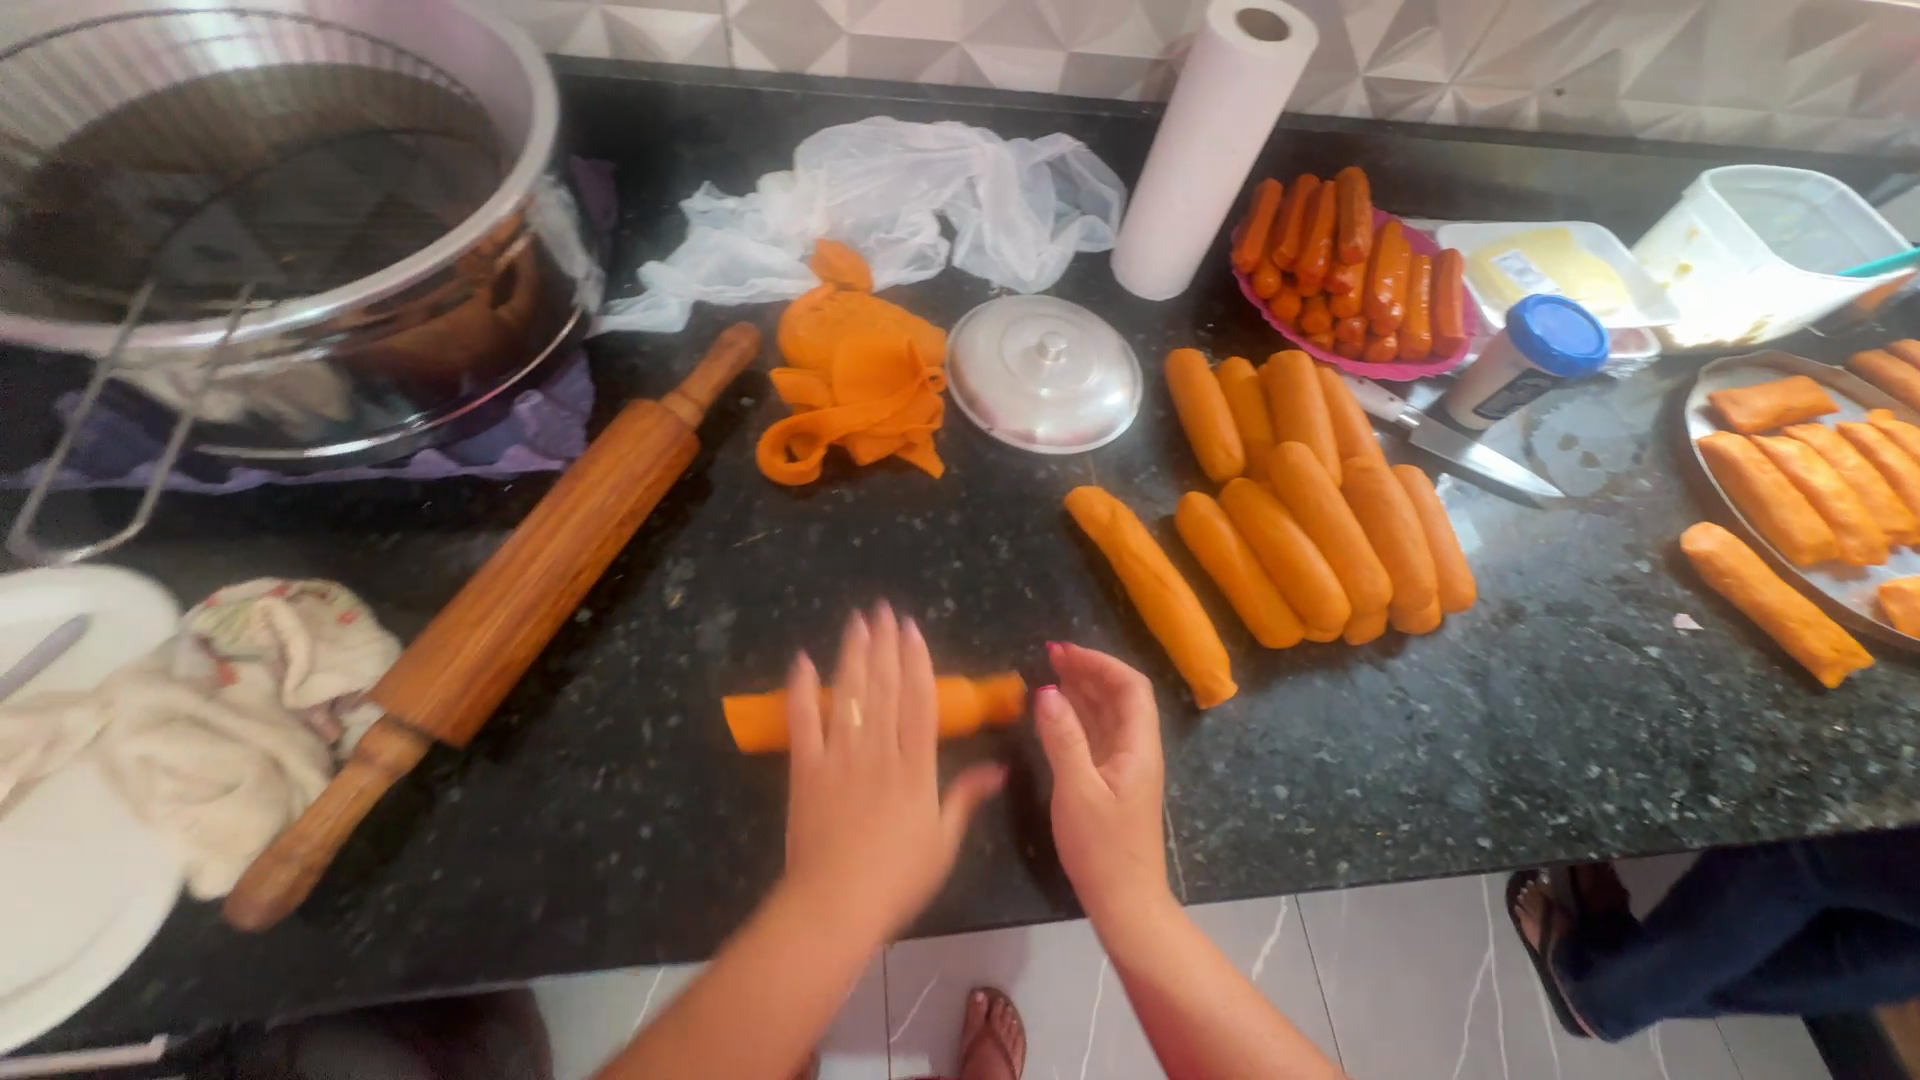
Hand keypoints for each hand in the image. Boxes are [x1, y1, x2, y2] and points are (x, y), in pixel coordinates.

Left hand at [780, 602, 1007, 939]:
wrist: (836, 904)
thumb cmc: (897, 878)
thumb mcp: (944, 841)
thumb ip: (967, 797)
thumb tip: (1000, 767)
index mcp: (916, 766)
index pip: (919, 701)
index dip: (917, 661)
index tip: (913, 628)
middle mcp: (880, 750)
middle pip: (884, 687)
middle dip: (885, 644)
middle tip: (883, 608)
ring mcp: (840, 756)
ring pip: (849, 694)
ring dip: (852, 653)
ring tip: (857, 620)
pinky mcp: (806, 768)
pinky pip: (803, 722)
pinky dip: (801, 689)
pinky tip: (802, 660)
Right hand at [1034, 642, 1174, 925]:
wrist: (1125, 903)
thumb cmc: (1103, 849)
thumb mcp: (1077, 791)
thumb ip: (1063, 738)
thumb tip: (1047, 691)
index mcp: (1138, 747)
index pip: (1130, 687)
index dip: (1100, 663)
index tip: (1064, 652)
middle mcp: (1136, 750)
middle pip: (1119, 696)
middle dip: (1088, 670)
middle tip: (1050, 654)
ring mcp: (1123, 767)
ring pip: (1106, 715)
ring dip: (1082, 690)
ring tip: (1050, 671)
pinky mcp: (1110, 782)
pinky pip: (1095, 736)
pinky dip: (1076, 716)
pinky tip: (1055, 710)